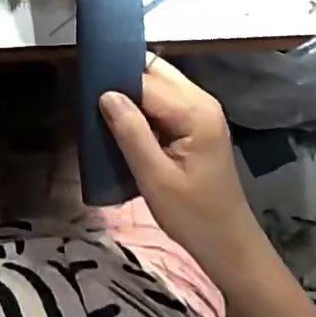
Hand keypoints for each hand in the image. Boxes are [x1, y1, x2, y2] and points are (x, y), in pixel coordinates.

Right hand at [100, 57, 270, 281]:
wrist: (229, 245)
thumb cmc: (193, 216)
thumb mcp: (155, 179)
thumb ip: (131, 132)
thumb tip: (106, 94)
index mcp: (195, 111)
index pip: (147, 80)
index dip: (117, 81)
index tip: (86, 87)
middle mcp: (201, 100)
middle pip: (156, 71)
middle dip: (124, 78)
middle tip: (92, 95)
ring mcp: (202, 110)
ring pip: (159, 83)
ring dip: (132, 92)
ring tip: (102, 107)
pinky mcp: (197, 122)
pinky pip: (165, 100)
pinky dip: (143, 105)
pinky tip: (124, 121)